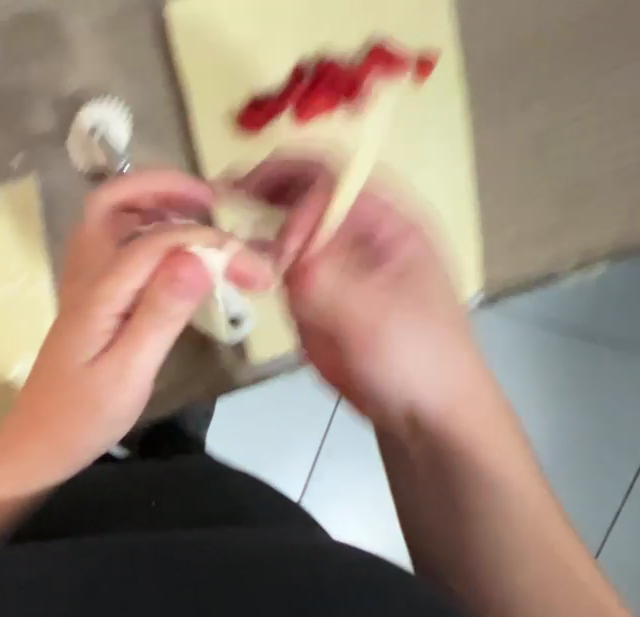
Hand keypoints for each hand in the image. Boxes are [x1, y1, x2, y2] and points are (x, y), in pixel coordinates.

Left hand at [0, 171, 271, 489]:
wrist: (37, 446)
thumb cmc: (83, 419)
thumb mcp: (128, 373)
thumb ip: (160, 313)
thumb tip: (198, 256)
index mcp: (99, 293)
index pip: (161, 241)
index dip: (213, 244)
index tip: (258, 272)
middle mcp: (85, 279)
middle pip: (113, 203)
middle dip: (164, 188)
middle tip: (212, 202)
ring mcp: (82, 290)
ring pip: (110, 222)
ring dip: (153, 207)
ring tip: (201, 221)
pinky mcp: (88, 305)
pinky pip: (112, 250)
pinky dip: (144, 236)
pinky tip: (174, 262)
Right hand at [231, 158, 491, 428]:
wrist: (423, 413)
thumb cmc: (415, 359)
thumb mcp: (373, 315)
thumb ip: (325, 278)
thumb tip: (278, 250)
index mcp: (388, 224)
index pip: (334, 182)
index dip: (296, 196)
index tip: (275, 243)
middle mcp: (358, 236)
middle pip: (306, 194)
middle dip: (265, 191)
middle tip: (220, 199)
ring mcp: (335, 267)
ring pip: (288, 229)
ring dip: (254, 224)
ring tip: (216, 231)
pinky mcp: (316, 299)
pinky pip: (281, 269)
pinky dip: (256, 263)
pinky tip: (233, 267)